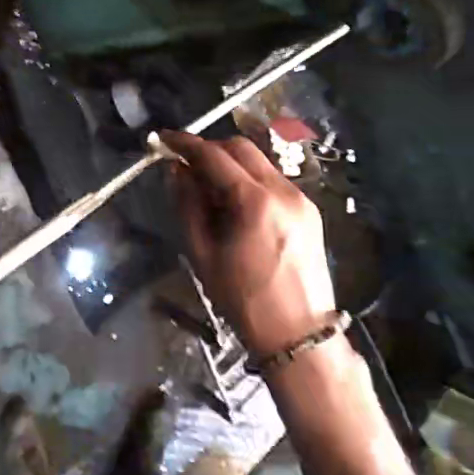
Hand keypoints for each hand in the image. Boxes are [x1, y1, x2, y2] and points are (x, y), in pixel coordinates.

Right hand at [162, 131, 337, 358]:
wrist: (299, 335)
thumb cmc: (244, 300)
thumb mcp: (203, 254)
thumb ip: (188, 205)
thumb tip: (177, 171)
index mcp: (255, 202)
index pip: (214, 156)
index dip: (185, 144)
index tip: (164, 139)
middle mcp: (283, 190)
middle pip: (240, 148)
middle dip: (209, 149)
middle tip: (185, 164)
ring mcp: (301, 198)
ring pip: (259, 162)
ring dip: (230, 163)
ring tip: (208, 187)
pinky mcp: (309, 210)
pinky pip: (272, 180)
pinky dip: (249, 179)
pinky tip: (235, 202)